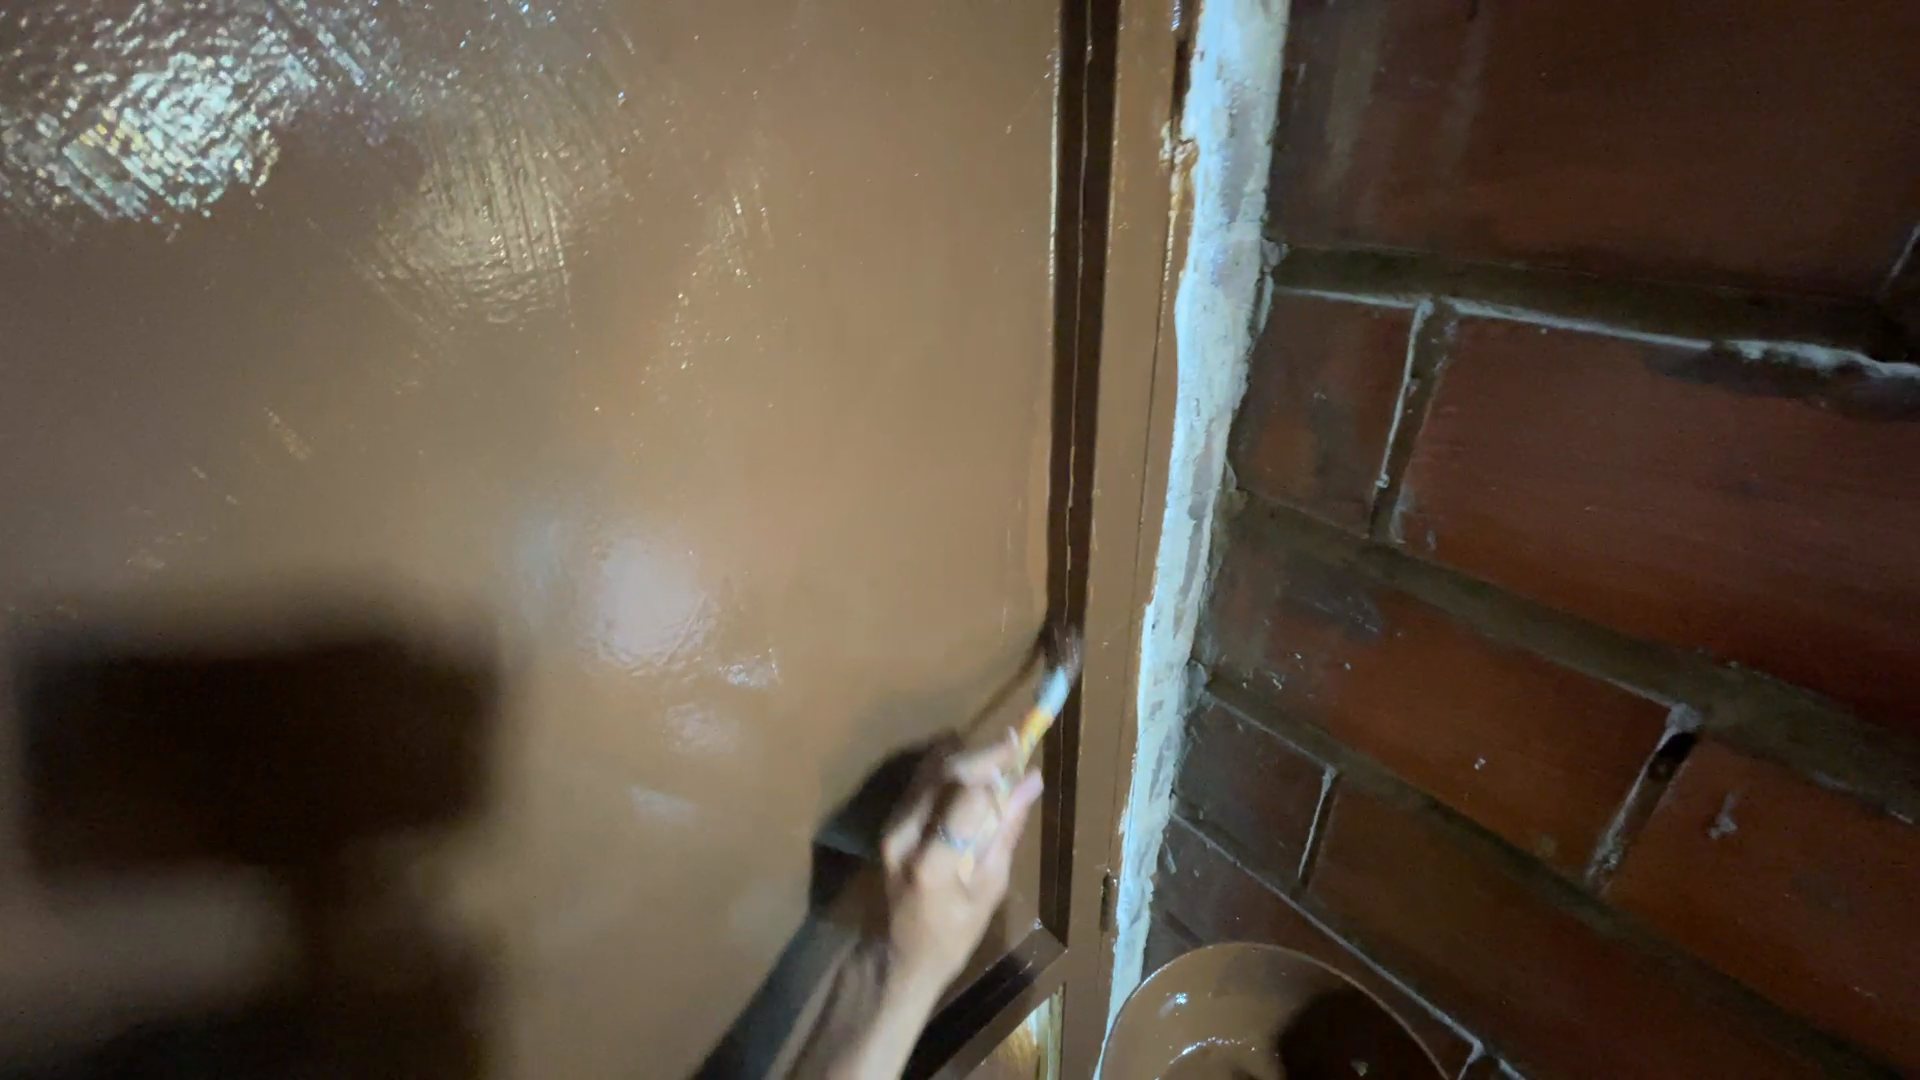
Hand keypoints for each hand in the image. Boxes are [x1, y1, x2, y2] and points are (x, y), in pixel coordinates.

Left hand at [878, 732, 1044, 997]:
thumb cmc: (954, 935)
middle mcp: (905, 835)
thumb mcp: (990, 888)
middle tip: (1012, 742)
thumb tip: (1031, 781)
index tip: (1019, 747)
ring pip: (928, 772)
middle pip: (944, 774)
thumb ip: (1006, 829)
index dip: (993, 767)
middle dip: (981, 754)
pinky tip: (969, 767)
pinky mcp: (889, 822)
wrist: (898, 956)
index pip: (966, 797)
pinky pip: (920, 783)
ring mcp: (891, 826)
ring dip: (964, 756)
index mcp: (933, 863)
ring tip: (995, 752)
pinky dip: (947, 769)